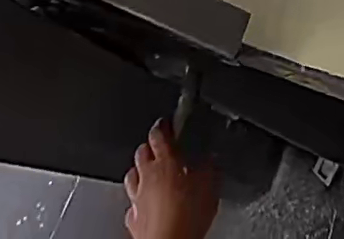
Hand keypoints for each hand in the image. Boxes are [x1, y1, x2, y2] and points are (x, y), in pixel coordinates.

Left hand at [123, 120, 218, 238]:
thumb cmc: (186, 218)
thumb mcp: (208, 188)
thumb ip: (209, 169)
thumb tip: (212, 159)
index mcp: (165, 162)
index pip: (158, 134)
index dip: (161, 126)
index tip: (165, 124)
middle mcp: (148, 176)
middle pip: (141, 151)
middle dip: (148, 147)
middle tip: (157, 147)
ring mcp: (138, 198)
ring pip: (132, 175)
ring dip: (138, 172)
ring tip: (147, 173)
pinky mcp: (133, 220)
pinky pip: (131, 206)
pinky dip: (136, 203)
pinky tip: (143, 206)